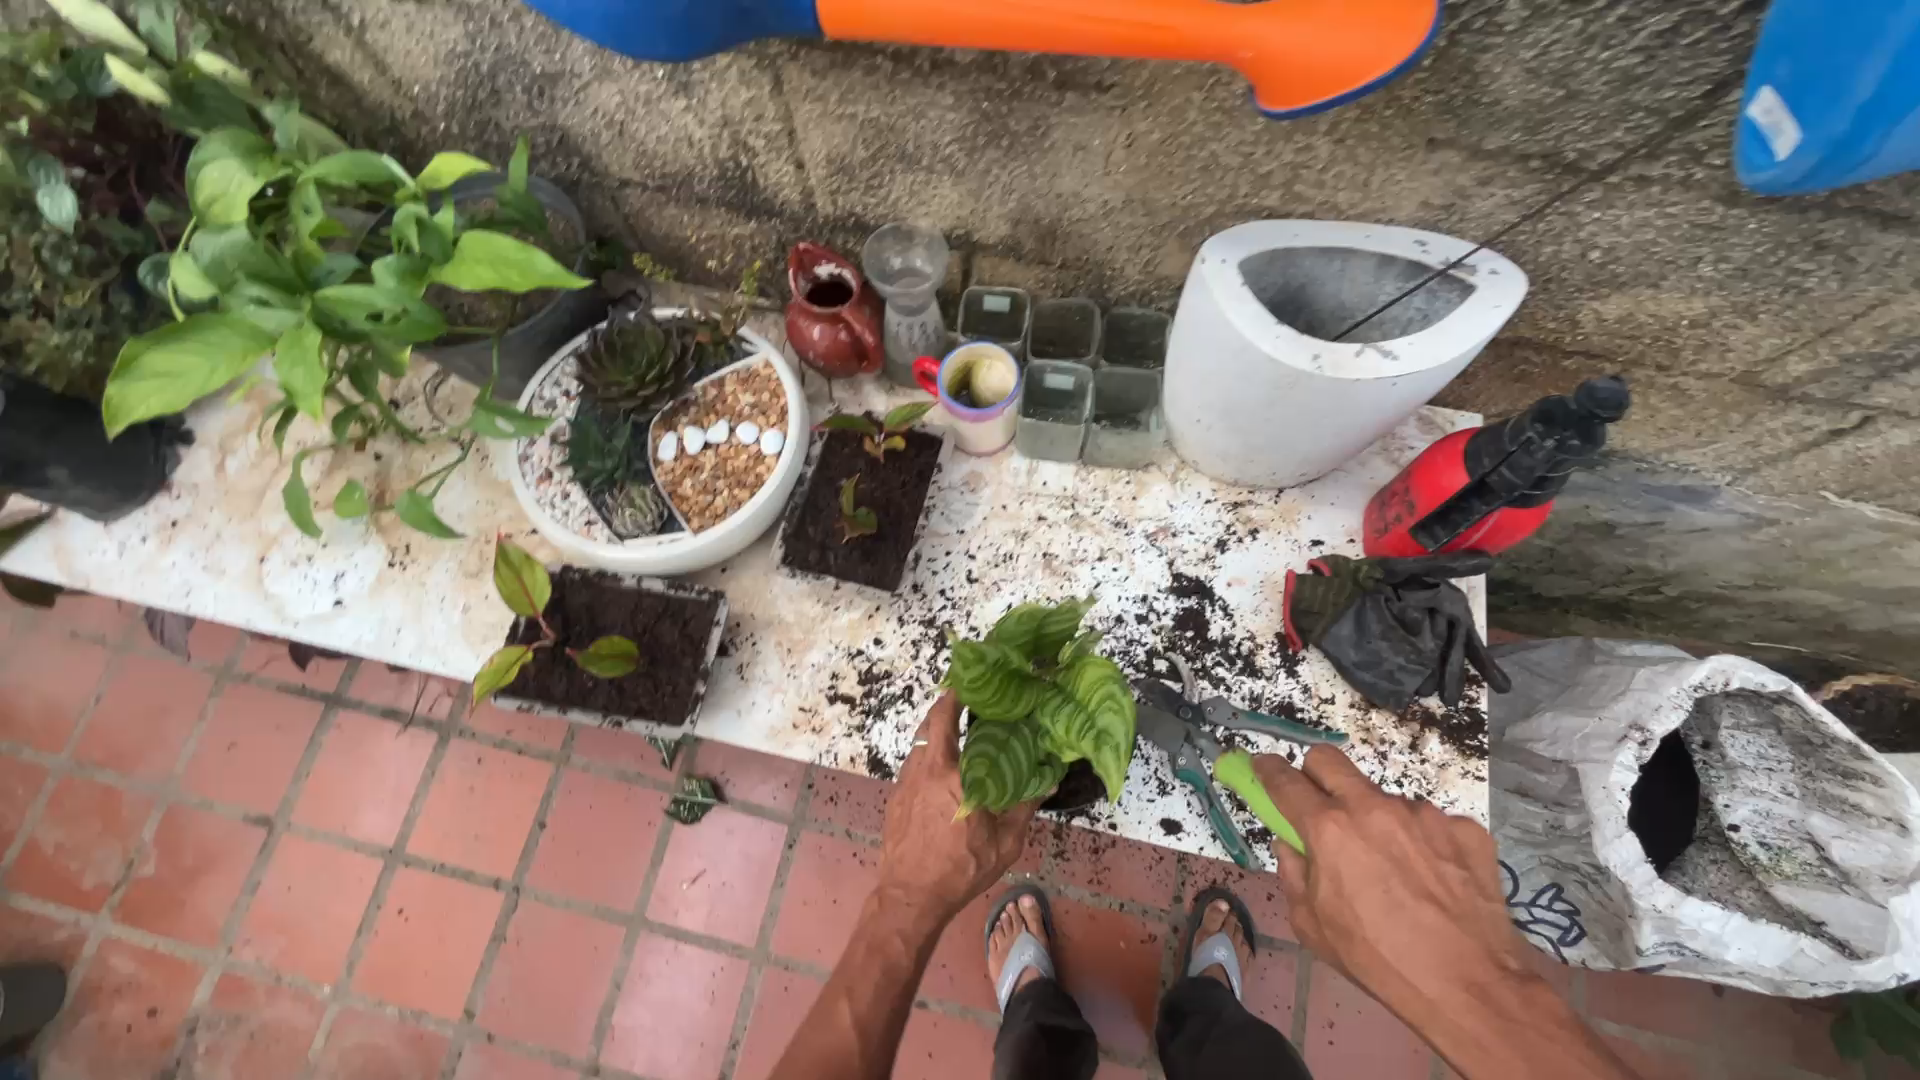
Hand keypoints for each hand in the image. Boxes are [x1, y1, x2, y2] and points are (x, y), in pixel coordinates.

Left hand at [876, 692, 1038, 925]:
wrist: (910, 897)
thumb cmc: (960, 870)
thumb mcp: (1004, 843)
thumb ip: (1024, 807)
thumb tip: (1048, 780)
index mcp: (952, 775)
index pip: (948, 720)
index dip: (957, 697)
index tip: (973, 684)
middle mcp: (925, 770)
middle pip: (930, 723)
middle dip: (946, 705)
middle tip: (967, 699)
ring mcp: (906, 783)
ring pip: (920, 743)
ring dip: (937, 731)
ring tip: (959, 731)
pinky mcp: (896, 798)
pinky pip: (914, 764)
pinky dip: (928, 756)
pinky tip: (943, 770)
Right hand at [1255, 747, 1535, 1015]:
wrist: (1472, 986)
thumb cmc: (1378, 959)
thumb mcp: (1311, 925)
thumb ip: (1293, 874)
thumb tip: (1292, 846)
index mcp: (1328, 829)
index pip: (1284, 781)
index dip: (1267, 770)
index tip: (1263, 767)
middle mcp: (1372, 808)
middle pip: (1328, 760)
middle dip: (1314, 773)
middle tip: (1321, 805)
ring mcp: (1424, 815)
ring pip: (1384, 799)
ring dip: (1377, 820)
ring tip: (1395, 868)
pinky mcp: (1465, 830)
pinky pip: (1432, 824)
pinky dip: (1423, 843)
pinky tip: (1434, 879)